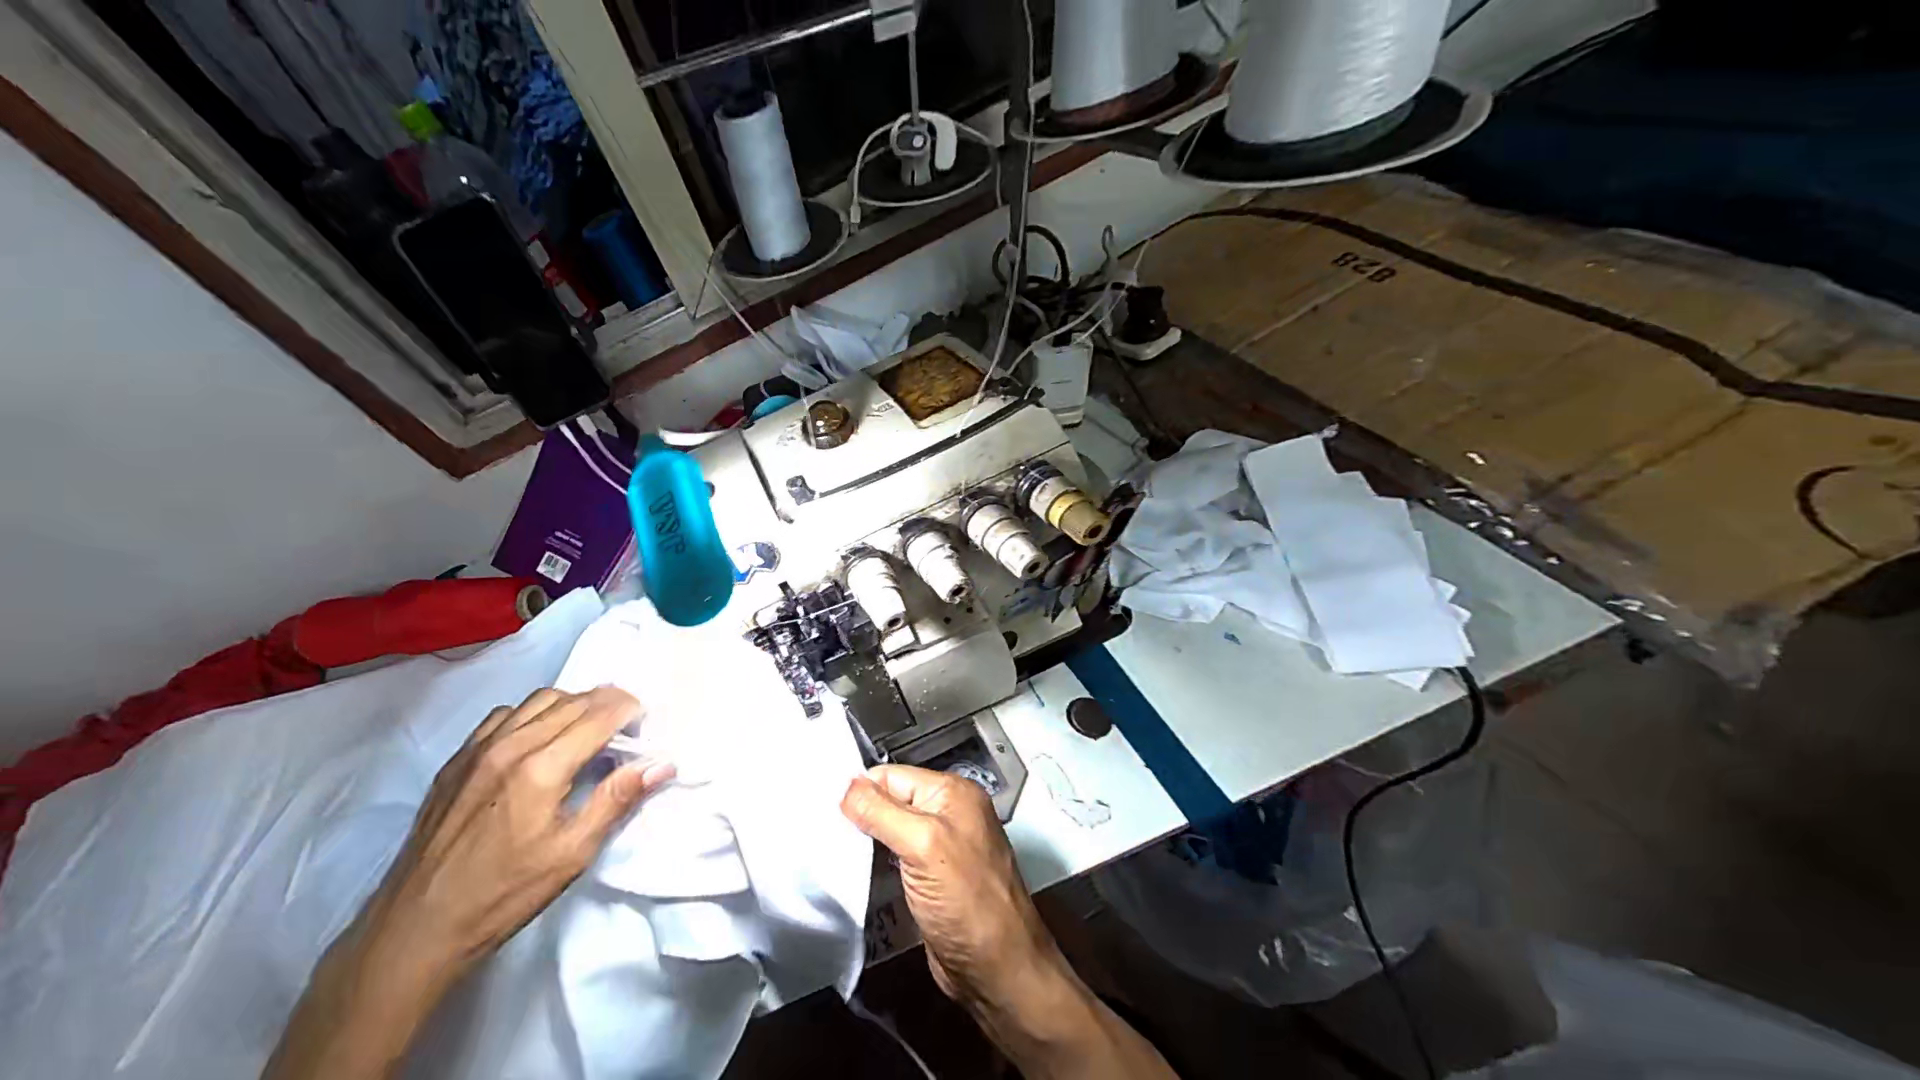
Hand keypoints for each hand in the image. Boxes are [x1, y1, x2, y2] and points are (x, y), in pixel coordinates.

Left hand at [265, 687, 671, 1079]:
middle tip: (627, 728)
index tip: (646, 724)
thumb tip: (662, 764)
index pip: (600, 714)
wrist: (416, 928)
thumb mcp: (572, 853)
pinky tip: (540, 740)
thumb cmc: (504, 894)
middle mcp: (509, 745)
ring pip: (538, 700)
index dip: (631, 711)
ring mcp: (477, 749)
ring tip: (588, 729)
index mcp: (541, 767)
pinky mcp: (456, 761)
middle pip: (573, 700)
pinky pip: (504, 715)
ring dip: (573, 704)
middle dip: (608, 704)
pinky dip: (534, 714)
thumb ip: (617, 799)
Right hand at [839, 765, 1055, 1005]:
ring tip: (833, 850)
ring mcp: (941, 846)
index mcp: (952, 792)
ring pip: (891, 829)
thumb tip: (846, 786)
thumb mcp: (923, 845)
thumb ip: (883, 812)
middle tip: (824, 832)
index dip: (861, 791)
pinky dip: (876, 861)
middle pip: (890, 800)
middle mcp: (948, 812)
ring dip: (866, 839)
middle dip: (861, 814)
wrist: (997, 968)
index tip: (826, 811)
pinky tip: (855, 870)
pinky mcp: (932, 877)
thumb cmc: (967, 901)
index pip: (892, 775)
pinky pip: (896, 856)